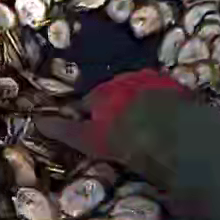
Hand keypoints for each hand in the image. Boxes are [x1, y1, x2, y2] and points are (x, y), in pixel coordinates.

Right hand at [34, 69, 188, 165]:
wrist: (177, 136)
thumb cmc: (124, 139)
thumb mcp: (89, 140)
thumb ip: (64, 130)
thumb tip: (38, 122)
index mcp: (103, 92)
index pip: (88, 103)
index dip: (89, 119)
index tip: (94, 135)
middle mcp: (127, 80)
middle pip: (116, 95)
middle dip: (116, 109)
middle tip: (120, 133)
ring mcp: (156, 82)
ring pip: (142, 94)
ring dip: (141, 107)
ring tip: (145, 130)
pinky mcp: (182, 91)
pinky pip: (167, 99)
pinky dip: (164, 109)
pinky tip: (168, 126)